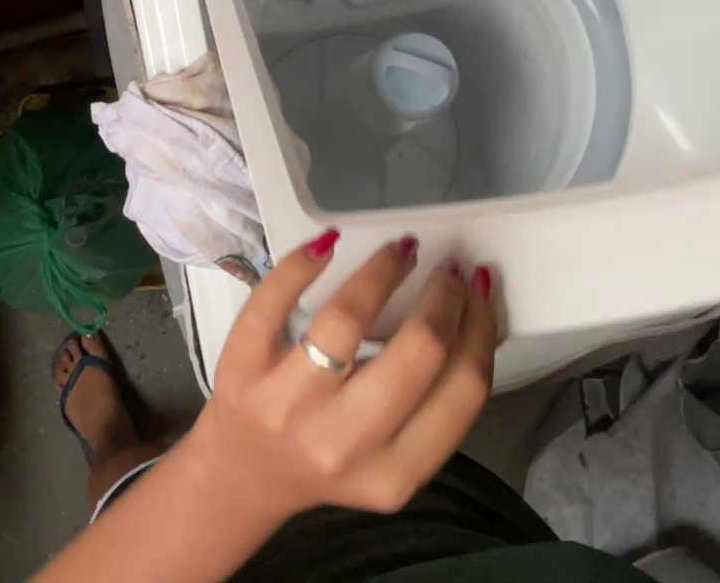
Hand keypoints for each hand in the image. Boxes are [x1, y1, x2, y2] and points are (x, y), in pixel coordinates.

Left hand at [172, 232, 498, 519]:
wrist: (243, 476)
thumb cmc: (330, 454)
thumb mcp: (391, 457)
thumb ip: (429, 402)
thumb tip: (468, 307)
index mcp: (392, 472)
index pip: (461, 390)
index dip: (480, 327)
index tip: (479, 291)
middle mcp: (340, 442)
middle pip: (415, 352)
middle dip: (443, 297)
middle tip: (448, 270)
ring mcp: (284, 404)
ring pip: (345, 321)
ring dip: (383, 271)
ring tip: (400, 251)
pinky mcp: (239, 370)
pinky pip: (272, 303)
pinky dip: (302, 264)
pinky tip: (329, 243)